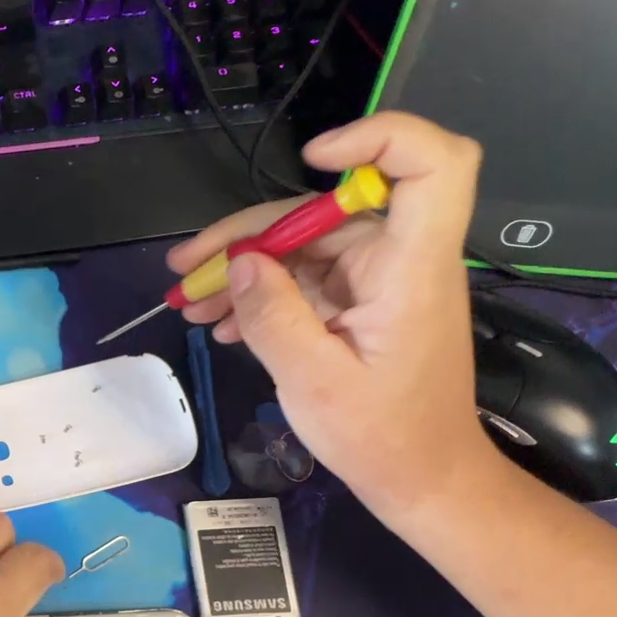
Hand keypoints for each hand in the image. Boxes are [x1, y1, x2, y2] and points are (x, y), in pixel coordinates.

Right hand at [166, 111, 502, 514]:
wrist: (417, 477)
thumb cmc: (379, 435)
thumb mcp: (313, 380)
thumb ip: (274, 317)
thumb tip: (240, 263)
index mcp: (410, 268)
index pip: (430, 167)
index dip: (379, 139)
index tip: (313, 158)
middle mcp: (397, 262)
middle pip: (324, 213)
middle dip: (248, 234)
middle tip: (186, 269)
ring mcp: (375, 284)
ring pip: (301, 250)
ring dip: (241, 272)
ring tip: (188, 303)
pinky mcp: (357, 306)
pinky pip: (302, 284)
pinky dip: (259, 297)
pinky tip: (220, 324)